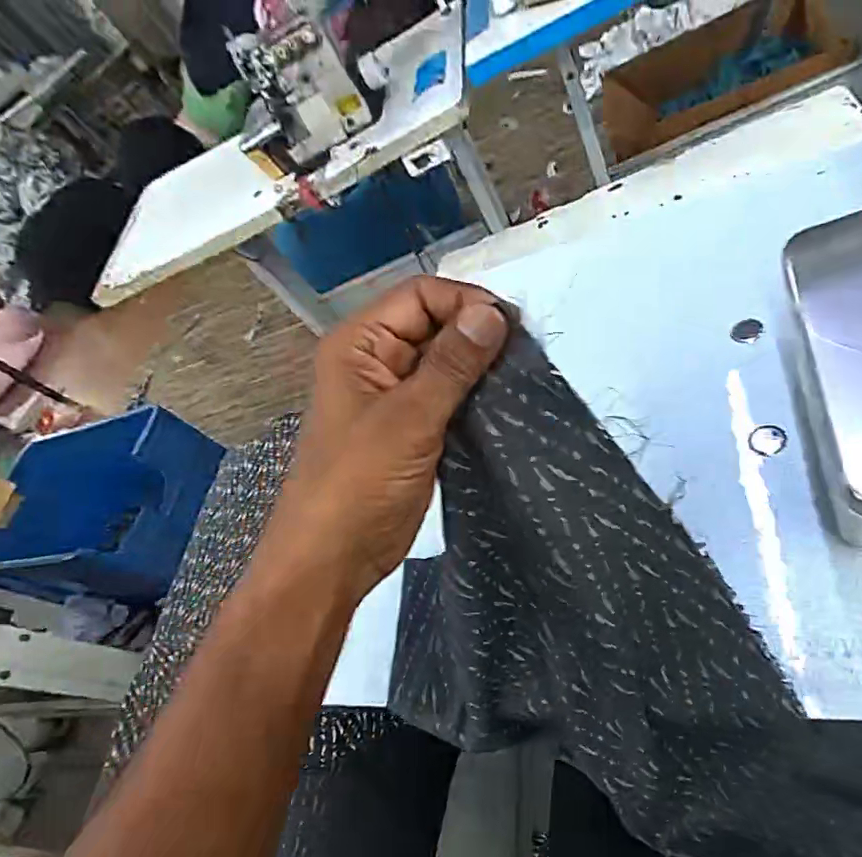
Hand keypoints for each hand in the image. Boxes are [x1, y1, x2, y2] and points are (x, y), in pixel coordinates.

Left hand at [272, 275, 508, 598]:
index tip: (514, 328)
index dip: (466, 303)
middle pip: (435, 327)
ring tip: (521, 381)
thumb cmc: (358, 482)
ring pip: (447, 366)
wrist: (337, 554)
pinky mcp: (417, 432)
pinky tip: (506, 408)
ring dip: (482, 369)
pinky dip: (478, 400)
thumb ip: (451, 365)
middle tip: (525, 357)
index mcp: (360, 345)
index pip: (420, 297)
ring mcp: (398, 400)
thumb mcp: (408, 418)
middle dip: (478, 335)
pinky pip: (451, 401)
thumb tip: (492, 315)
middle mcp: (378, 364)